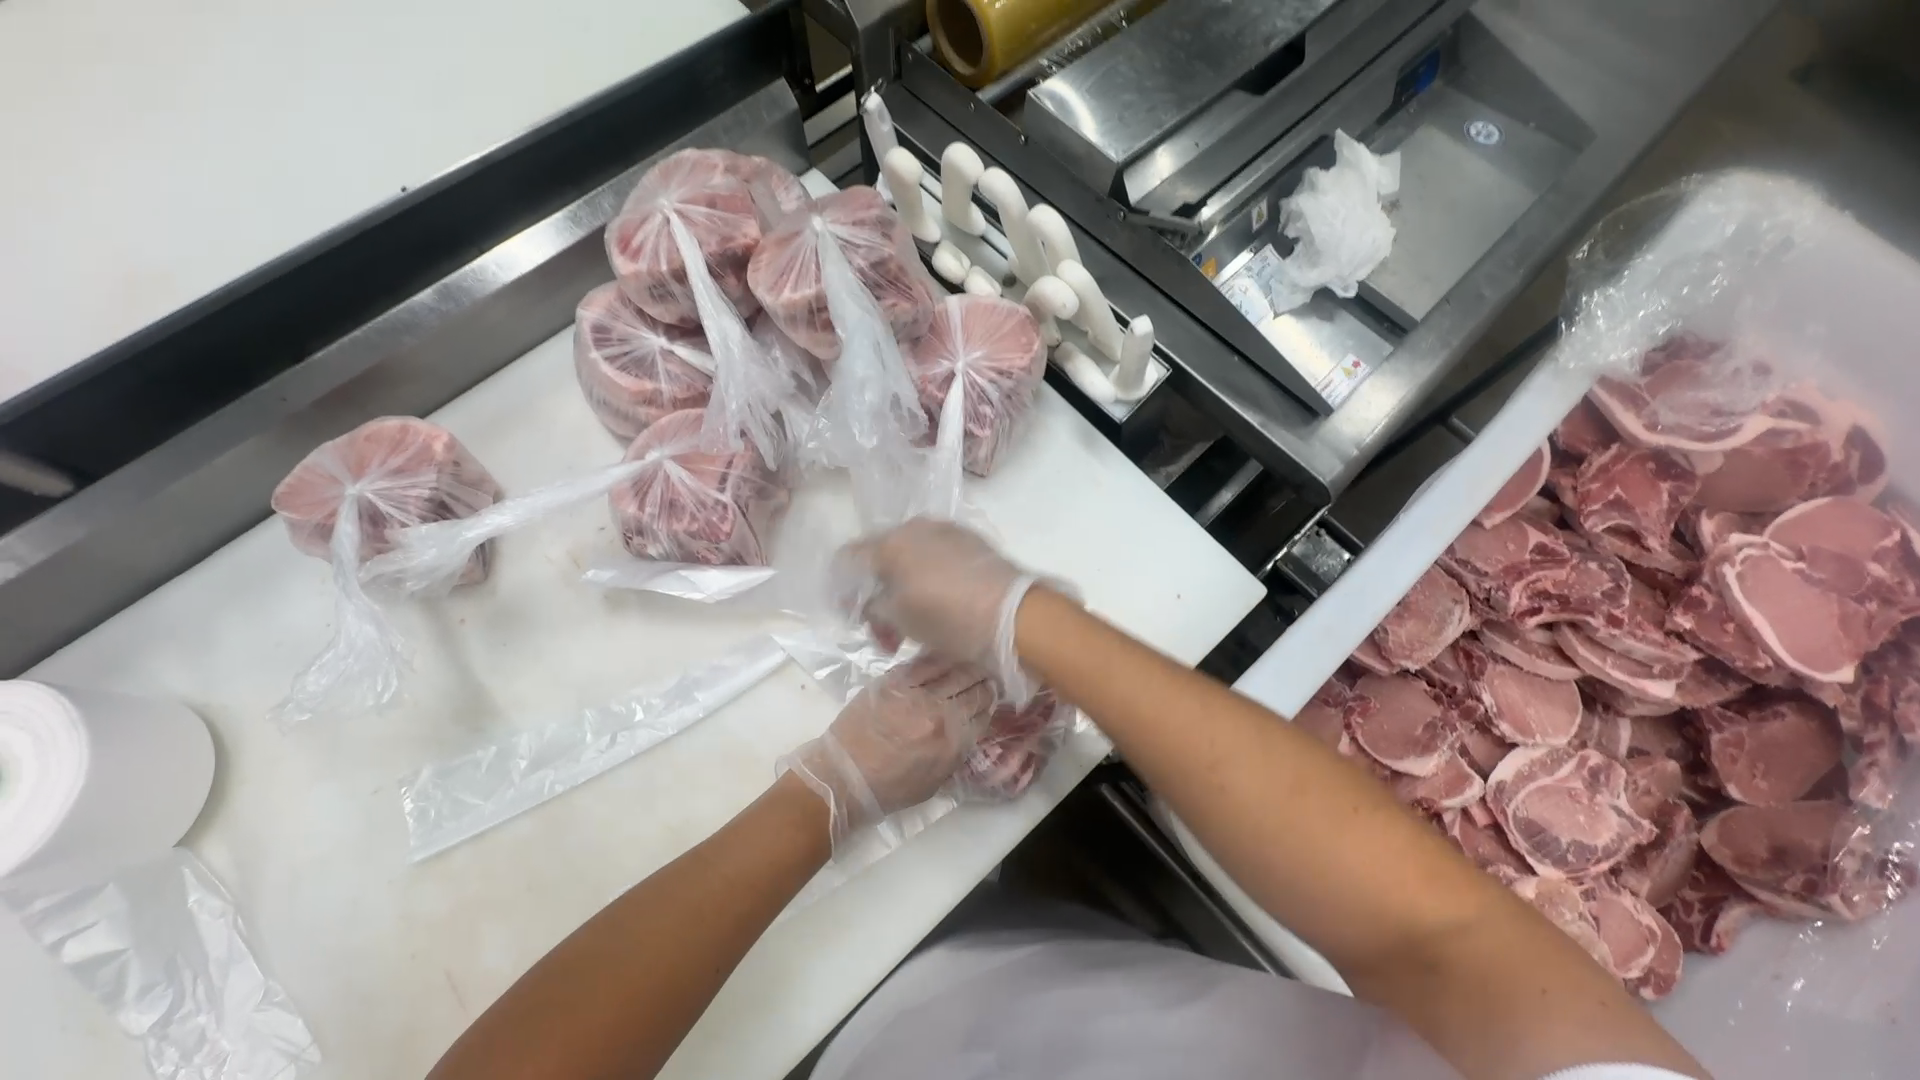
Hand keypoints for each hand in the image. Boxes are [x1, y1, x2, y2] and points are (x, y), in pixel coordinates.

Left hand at [779, 656, 996, 853]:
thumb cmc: (889, 789)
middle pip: (973, 689)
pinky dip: (939, 659)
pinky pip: (923, 663)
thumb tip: (969, 726)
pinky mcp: (891, 681)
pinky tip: (945, 658)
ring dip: (967, 667)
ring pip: (952, 670)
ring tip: (971, 664)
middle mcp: (938, 714)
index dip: (991, 704)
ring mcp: (914, 693)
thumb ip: (957, 751)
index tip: (993, 698)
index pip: (983, 714)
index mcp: (951, 743)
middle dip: (984, 683)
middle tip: (987, 678)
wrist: (843, 778)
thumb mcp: (936, 781)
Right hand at [833, 518, 1047, 696]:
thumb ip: (872, 607)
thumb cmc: (947, 616)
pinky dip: (930, 584)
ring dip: (904, 594)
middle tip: (887, 635)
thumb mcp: (898, 618)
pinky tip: (940, 610)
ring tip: (914, 630)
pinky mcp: (974, 544)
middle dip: (877, 598)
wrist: (1014, 614)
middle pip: (881, 560)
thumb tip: (870, 603)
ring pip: (911, 561)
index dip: (842, 591)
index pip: (848, 558)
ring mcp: (949, 532)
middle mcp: (917, 528)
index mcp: (891, 541)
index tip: (853, 620)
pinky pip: (938, 561)